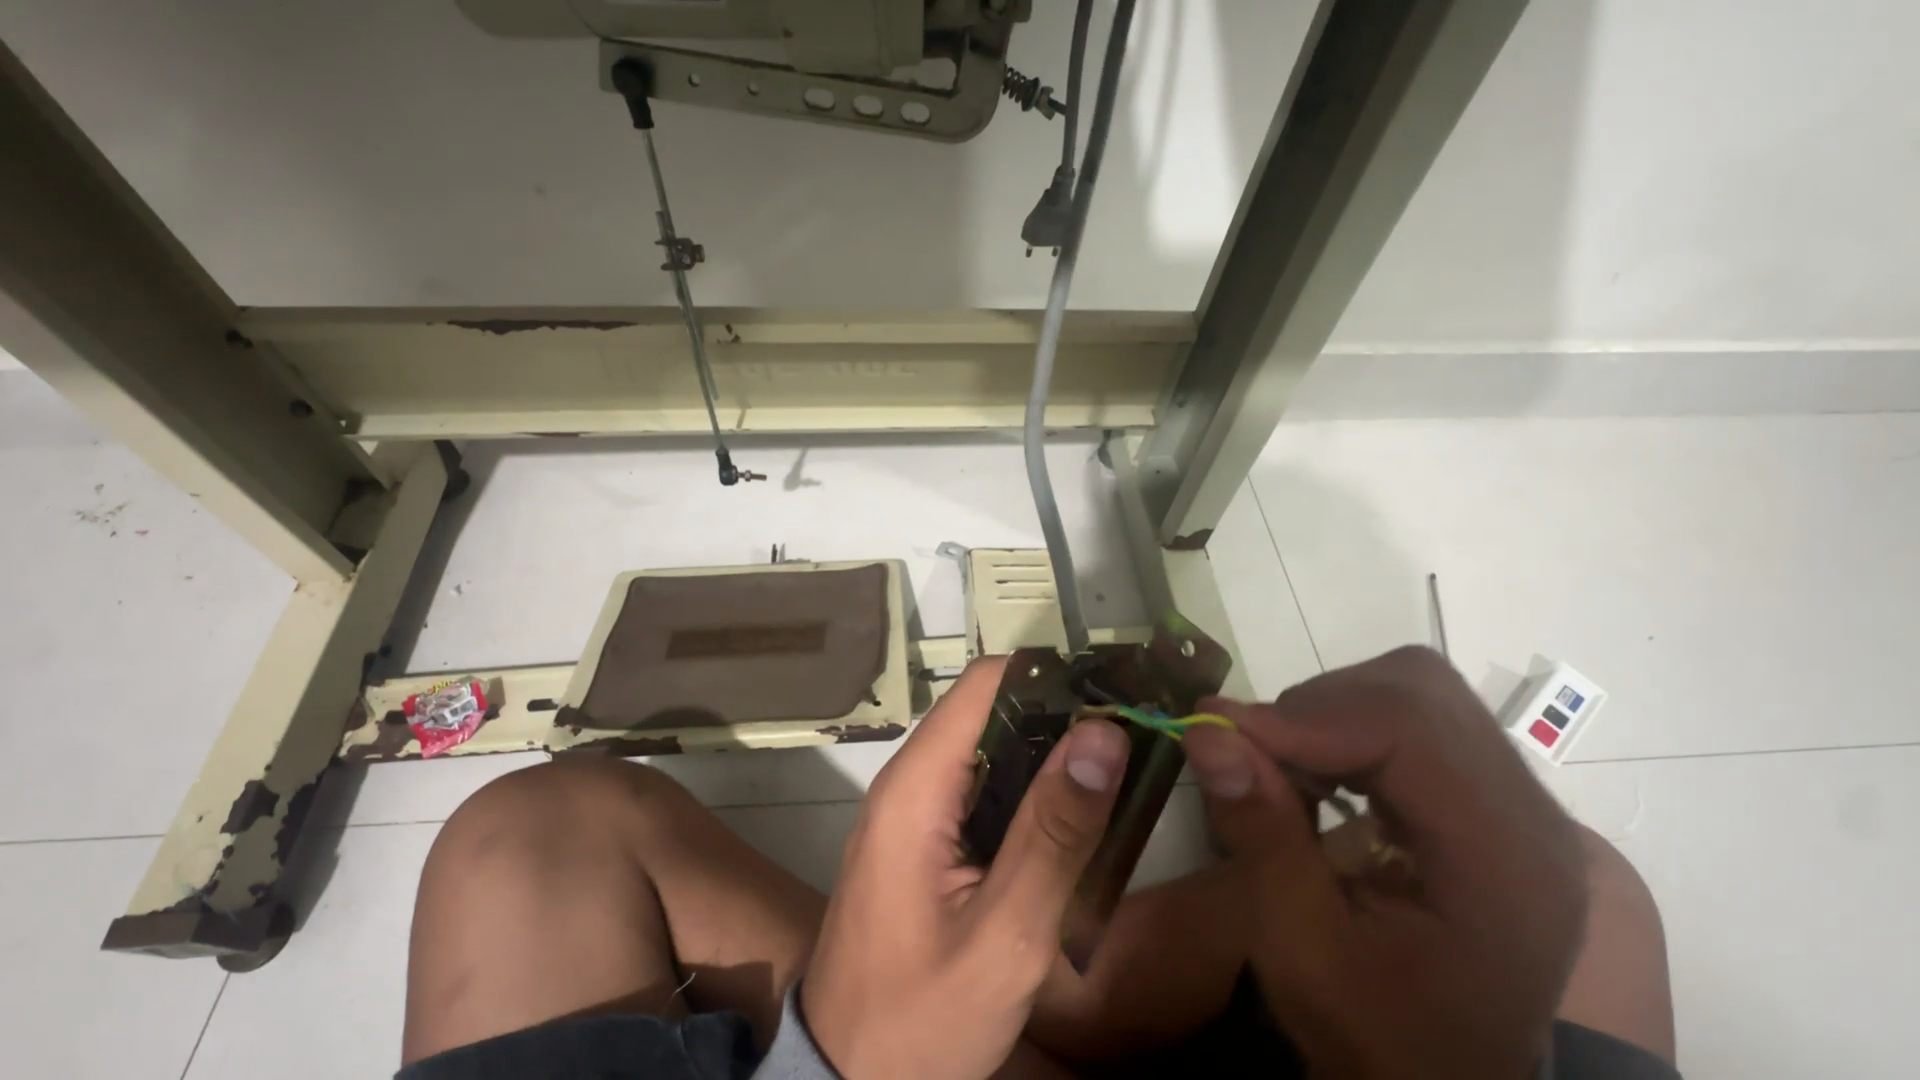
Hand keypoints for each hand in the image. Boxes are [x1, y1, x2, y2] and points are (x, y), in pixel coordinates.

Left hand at [802, 656, 1132, 1079]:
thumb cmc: (922, 1019)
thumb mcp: (1004, 937)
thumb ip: (1054, 835)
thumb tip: (1103, 732)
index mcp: (916, 789)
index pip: (986, 685)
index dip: (1055, 676)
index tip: (1122, 691)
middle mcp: (910, 785)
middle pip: (991, 713)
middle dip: (1065, 716)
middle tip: (1142, 735)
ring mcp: (914, 816)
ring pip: (991, 753)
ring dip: (1054, 756)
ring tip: (1129, 768)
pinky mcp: (926, 846)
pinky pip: (984, 796)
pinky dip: (1034, 795)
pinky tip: (1083, 818)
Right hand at [1181, 646, 1587, 1078]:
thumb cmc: (1381, 1036)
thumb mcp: (1303, 953)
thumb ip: (1262, 835)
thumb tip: (1208, 732)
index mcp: (1505, 863)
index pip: (1412, 728)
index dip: (1307, 716)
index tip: (1220, 732)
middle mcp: (1535, 816)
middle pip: (1420, 693)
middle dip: (1318, 709)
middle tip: (1254, 758)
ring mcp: (1522, 804)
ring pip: (1418, 693)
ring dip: (1333, 714)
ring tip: (1287, 772)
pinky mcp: (1495, 801)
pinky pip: (1420, 721)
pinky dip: (1352, 729)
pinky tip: (1323, 777)